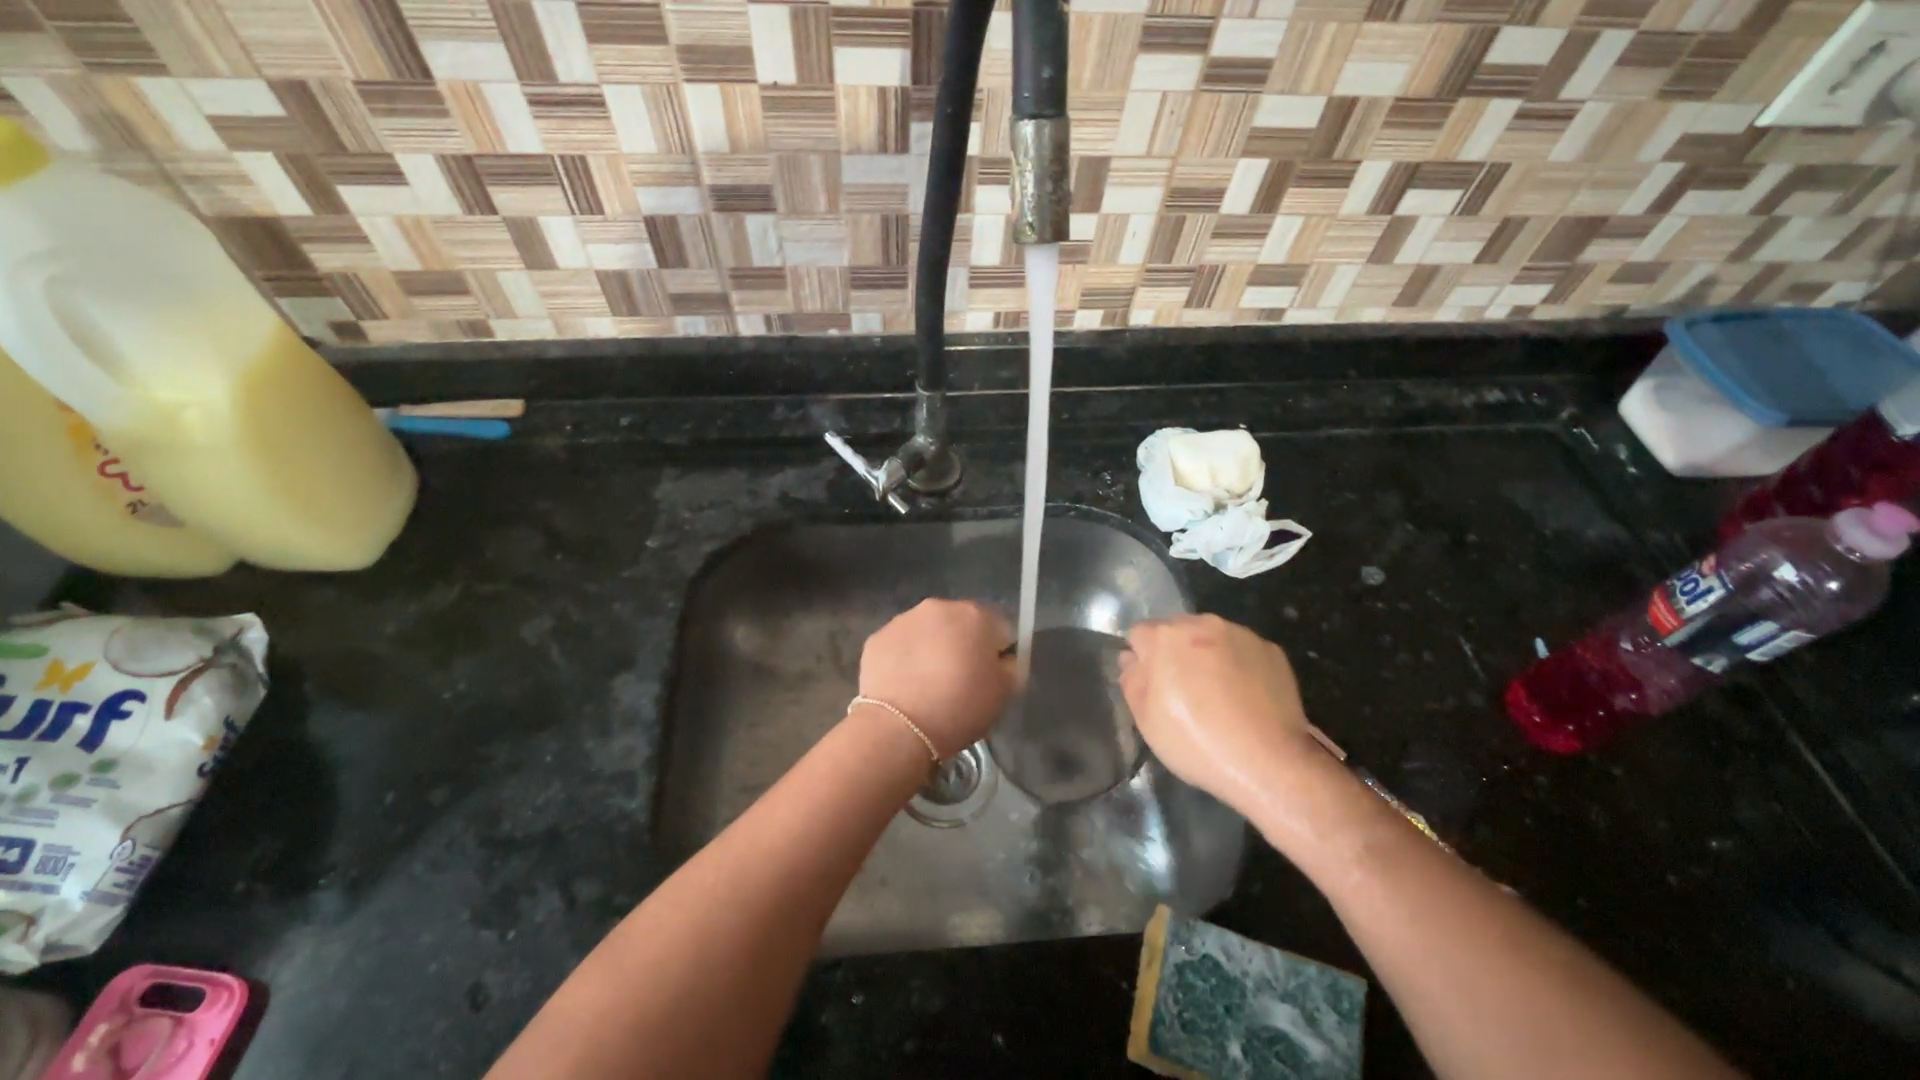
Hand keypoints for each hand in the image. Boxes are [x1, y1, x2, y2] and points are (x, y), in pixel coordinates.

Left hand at [858, 599, 1015, 756]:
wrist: (899, 728)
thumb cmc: (960, 707)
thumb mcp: (1004, 693)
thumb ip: (1010, 667)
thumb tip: (1001, 660)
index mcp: (976, 615)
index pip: (1000, 628)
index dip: (998, 653)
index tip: (990, 677)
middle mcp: (939, 607)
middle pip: (961, 623)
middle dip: (963, 645)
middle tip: (959, 681)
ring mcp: (903, 620)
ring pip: (928, 632)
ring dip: (933, 649)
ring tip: (928, 685)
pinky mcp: (877, 638)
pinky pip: (901, 645)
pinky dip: (905, 659)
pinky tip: (905, 686)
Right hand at [1119, 615, 1319, 812]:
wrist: (1267, 760)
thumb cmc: (1195, 741)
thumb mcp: (1145, 719)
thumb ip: (1131, 679)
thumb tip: (1132, 659)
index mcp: (1166, 637)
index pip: (1139, 634)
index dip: (1142, 660)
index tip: (1153, 688)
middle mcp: (1203, 624)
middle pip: (1177, 630)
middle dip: (1175, 654)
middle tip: (1184, 693)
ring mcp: (1241, 634)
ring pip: (1212, 638)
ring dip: (1207, 657)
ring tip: (1218, 697)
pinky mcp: (1271, 650)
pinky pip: (1242, 651)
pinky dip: (1238, 666)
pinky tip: (1245, 699)